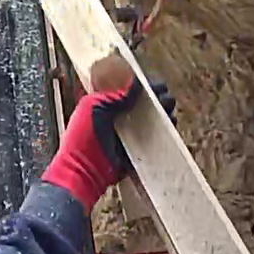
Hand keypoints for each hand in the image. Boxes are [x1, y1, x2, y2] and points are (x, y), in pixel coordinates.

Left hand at [41, 75, 174, 209]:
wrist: (84, 170)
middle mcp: (118, 116)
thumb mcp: (93, 107)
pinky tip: (170, 125)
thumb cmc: (83, 137)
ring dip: (162, 113)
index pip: (128, 89)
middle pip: (143, 103)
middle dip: (157, 98)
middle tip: (166, 98)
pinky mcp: (136, 149)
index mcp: (105, 103)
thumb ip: (114, 95)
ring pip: (151, 119)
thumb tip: (136, 82)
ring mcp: (128, 133)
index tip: (157, 85)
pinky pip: (153, 138)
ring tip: (169, 109)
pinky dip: (163, 131)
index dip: (143, 85)